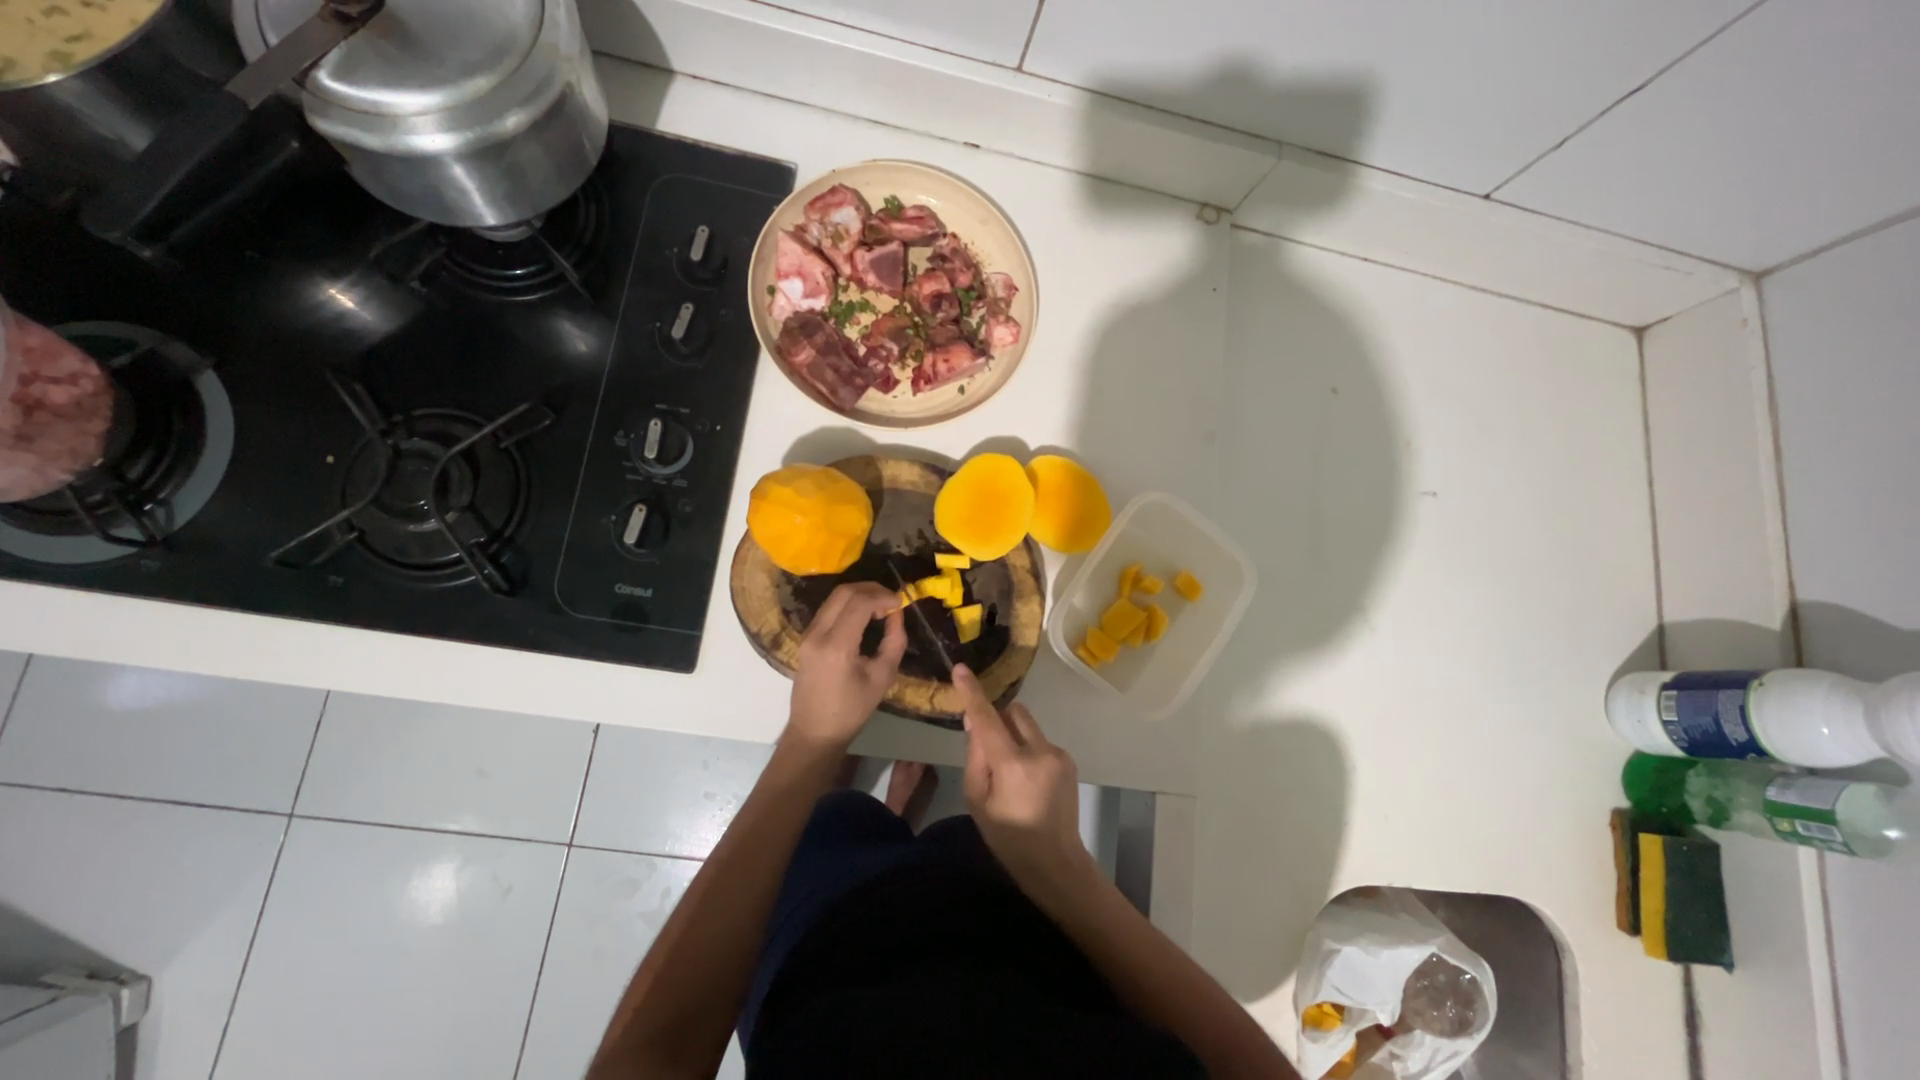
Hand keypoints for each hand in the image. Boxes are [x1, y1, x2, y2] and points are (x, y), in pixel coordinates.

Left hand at [787, 582, 905, 748]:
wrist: (814, 731)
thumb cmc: (851, 710)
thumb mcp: (882, 678)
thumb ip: (894, 642)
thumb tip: (897, 615)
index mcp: (837, 646)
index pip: (860, 603)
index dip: (883, 596)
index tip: (901, 603)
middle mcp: (817, 634)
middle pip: (844, 592)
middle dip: (872, 589)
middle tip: (892, 600)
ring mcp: (807, 634)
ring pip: (834, 598)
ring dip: (860, 595)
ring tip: (881, 608)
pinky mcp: (806, 638)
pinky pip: (828, 609)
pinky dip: (849, 605)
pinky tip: (865, 616)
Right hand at [955, 663, 1093, 890]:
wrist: (1055, 862)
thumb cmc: (1008, 837)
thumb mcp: (977, 800)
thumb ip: (975, 756)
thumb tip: (974, 721)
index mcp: (1012, 764)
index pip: (987, 718)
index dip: (972, 692)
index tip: (961, 669)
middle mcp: (1039, 751)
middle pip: (1013, 713)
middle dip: (998, 720)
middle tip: (987, 747)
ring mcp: (1058, 754)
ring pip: (1027, 727)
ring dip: (1014, 737)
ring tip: (1010, 774)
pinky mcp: (1068, 760)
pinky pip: (1040, 742)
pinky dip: (1028, 751)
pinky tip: (1027, 781)